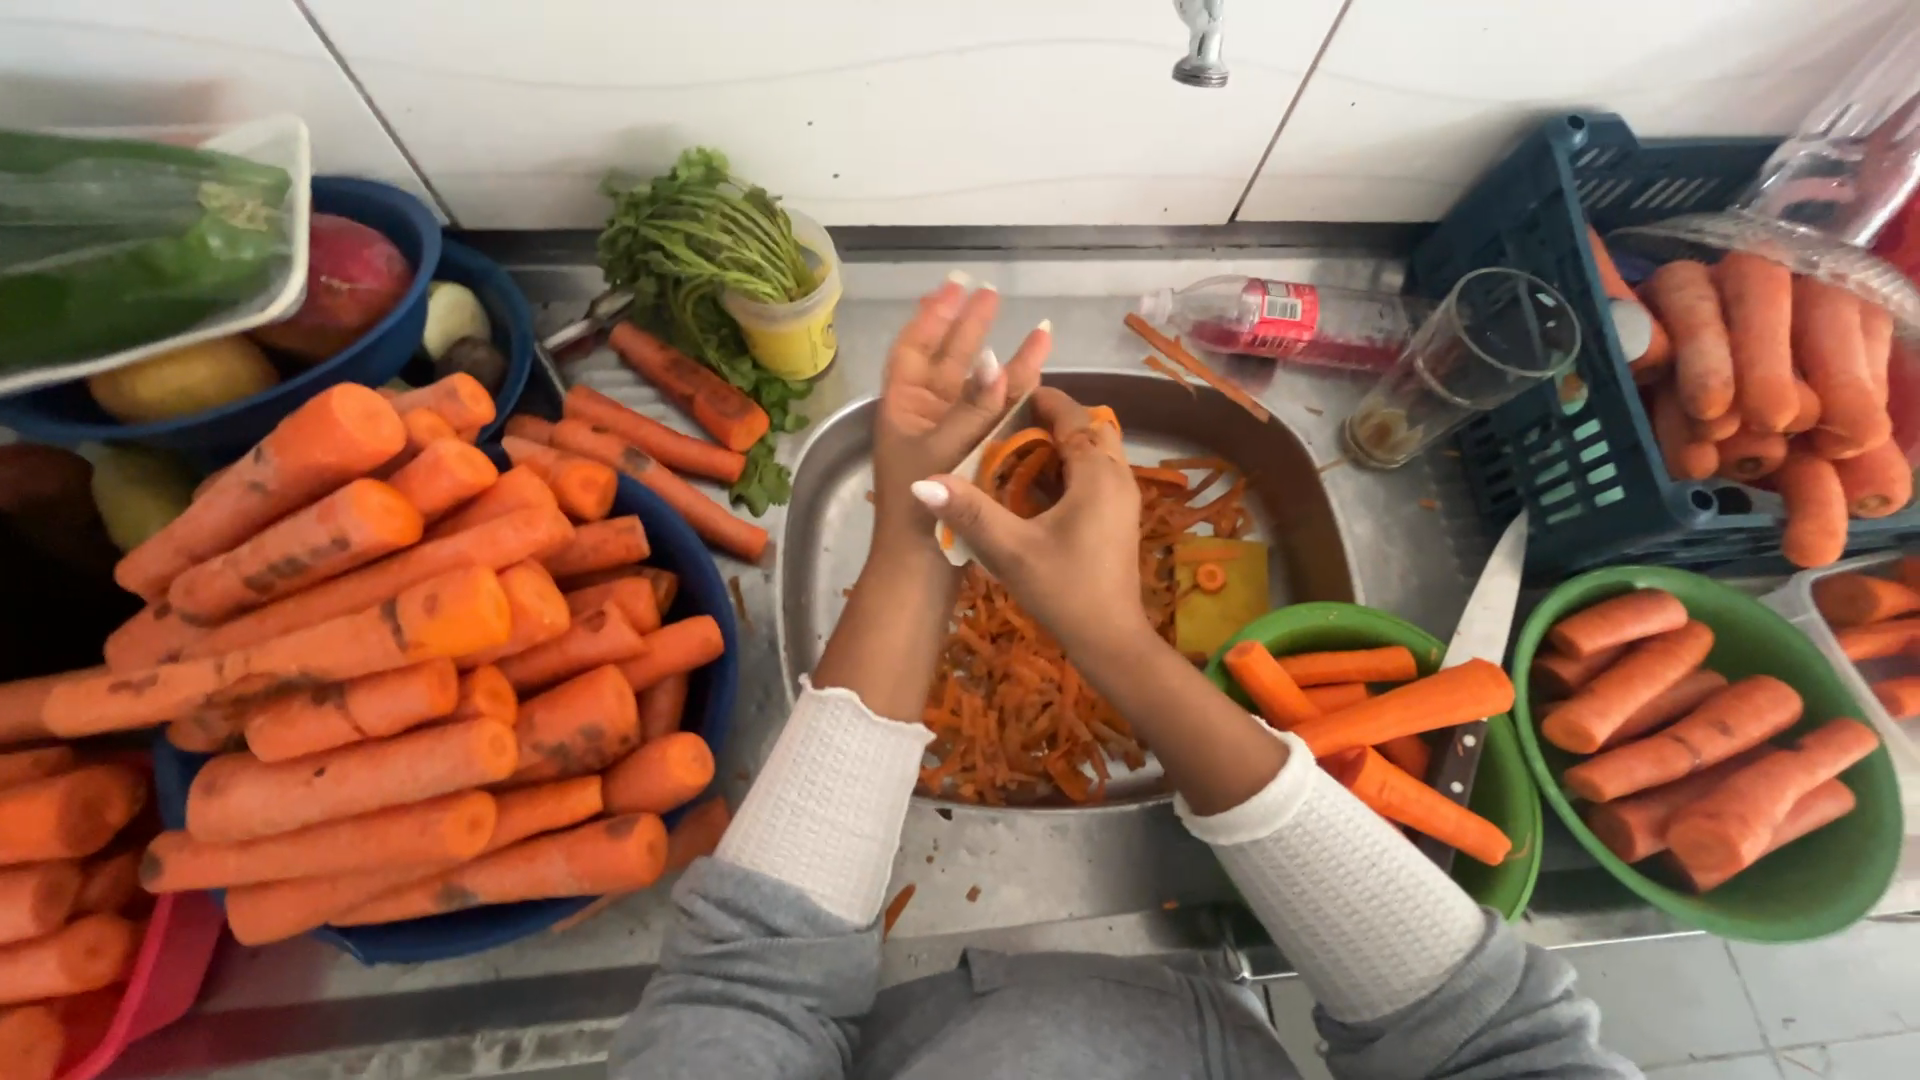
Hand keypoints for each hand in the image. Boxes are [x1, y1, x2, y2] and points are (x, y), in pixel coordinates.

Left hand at [871, 274, 1048, 556]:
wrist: (922, 566)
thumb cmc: (920, 507)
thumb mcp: (944, 451)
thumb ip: (973, 408)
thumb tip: (996, 362)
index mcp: (902, 408)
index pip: (913, 349)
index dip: (932, 316)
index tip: (953, 288)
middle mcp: (923, 415)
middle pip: (947, 360)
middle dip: (970, 328)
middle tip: (991, 295)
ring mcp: (949, 434)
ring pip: (977, 386)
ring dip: (1001, 357)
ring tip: (1032, 327)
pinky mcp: (972, 454)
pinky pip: (994, 414)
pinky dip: (1013, 395)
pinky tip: (1034, 375)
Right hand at [910, 388, 1150, 654]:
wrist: (1110, 639)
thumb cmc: (1064, 590)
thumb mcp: (1011, 550)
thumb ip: (969, 511)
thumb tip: (920, 482)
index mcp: (1097, 472)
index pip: (1072, 414)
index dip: (1038, 401)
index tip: (1000, 402)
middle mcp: (1119, 475)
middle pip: (1089, 427)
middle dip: (1050, 423)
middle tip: (1006, 433)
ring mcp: (1124, 497)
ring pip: (1096, 451)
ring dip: (1061, 446)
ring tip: (1016, 457)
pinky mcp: (1120, 517)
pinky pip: (1097, 474)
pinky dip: (1070, 470)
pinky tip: (1036, 493)